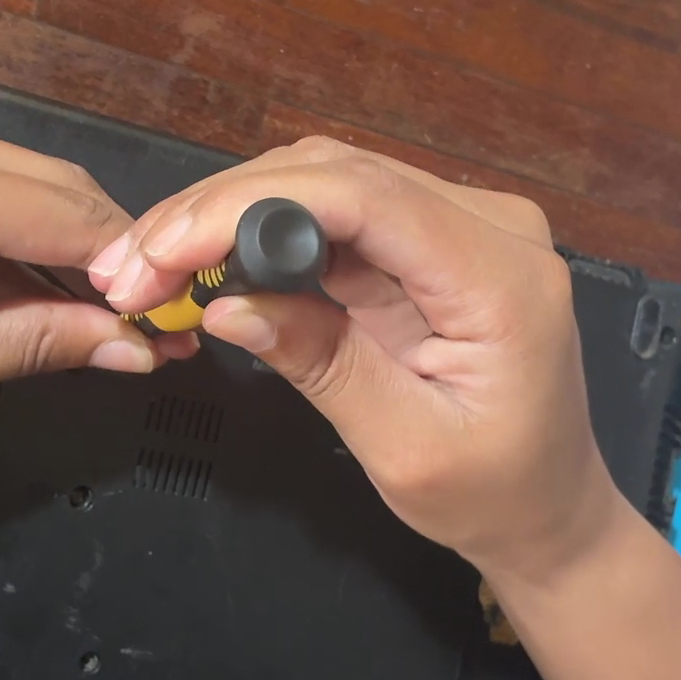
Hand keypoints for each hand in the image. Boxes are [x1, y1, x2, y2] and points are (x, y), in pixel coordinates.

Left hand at [0, 98, 186, 475]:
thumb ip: (42, 343)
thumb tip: (135, 348)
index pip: (67, 215)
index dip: (130, 272)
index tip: (170, 322)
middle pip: (50, 185)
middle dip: (104, 256)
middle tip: (142, 325)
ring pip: (14, 183)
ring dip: (59, 248)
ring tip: (97, 317)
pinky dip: (7, 238)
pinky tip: (32, 287)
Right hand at [89, 137, 625, 584]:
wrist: (546, 505)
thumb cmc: (493, 494)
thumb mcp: (405, 449)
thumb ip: (323, 366)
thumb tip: (225, 308)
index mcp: (499, 275)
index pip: (363, 198)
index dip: (250, 207)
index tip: (165, 248)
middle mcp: (485, 225)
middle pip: (333, 174)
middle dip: (219, 210)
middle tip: (134, 264)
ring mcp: (454, 225)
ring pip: (321, 182)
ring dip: (227, 214)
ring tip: (153, 261)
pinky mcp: (422, 241)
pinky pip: (329, 213)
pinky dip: (257, 232)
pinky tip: (205, 258)